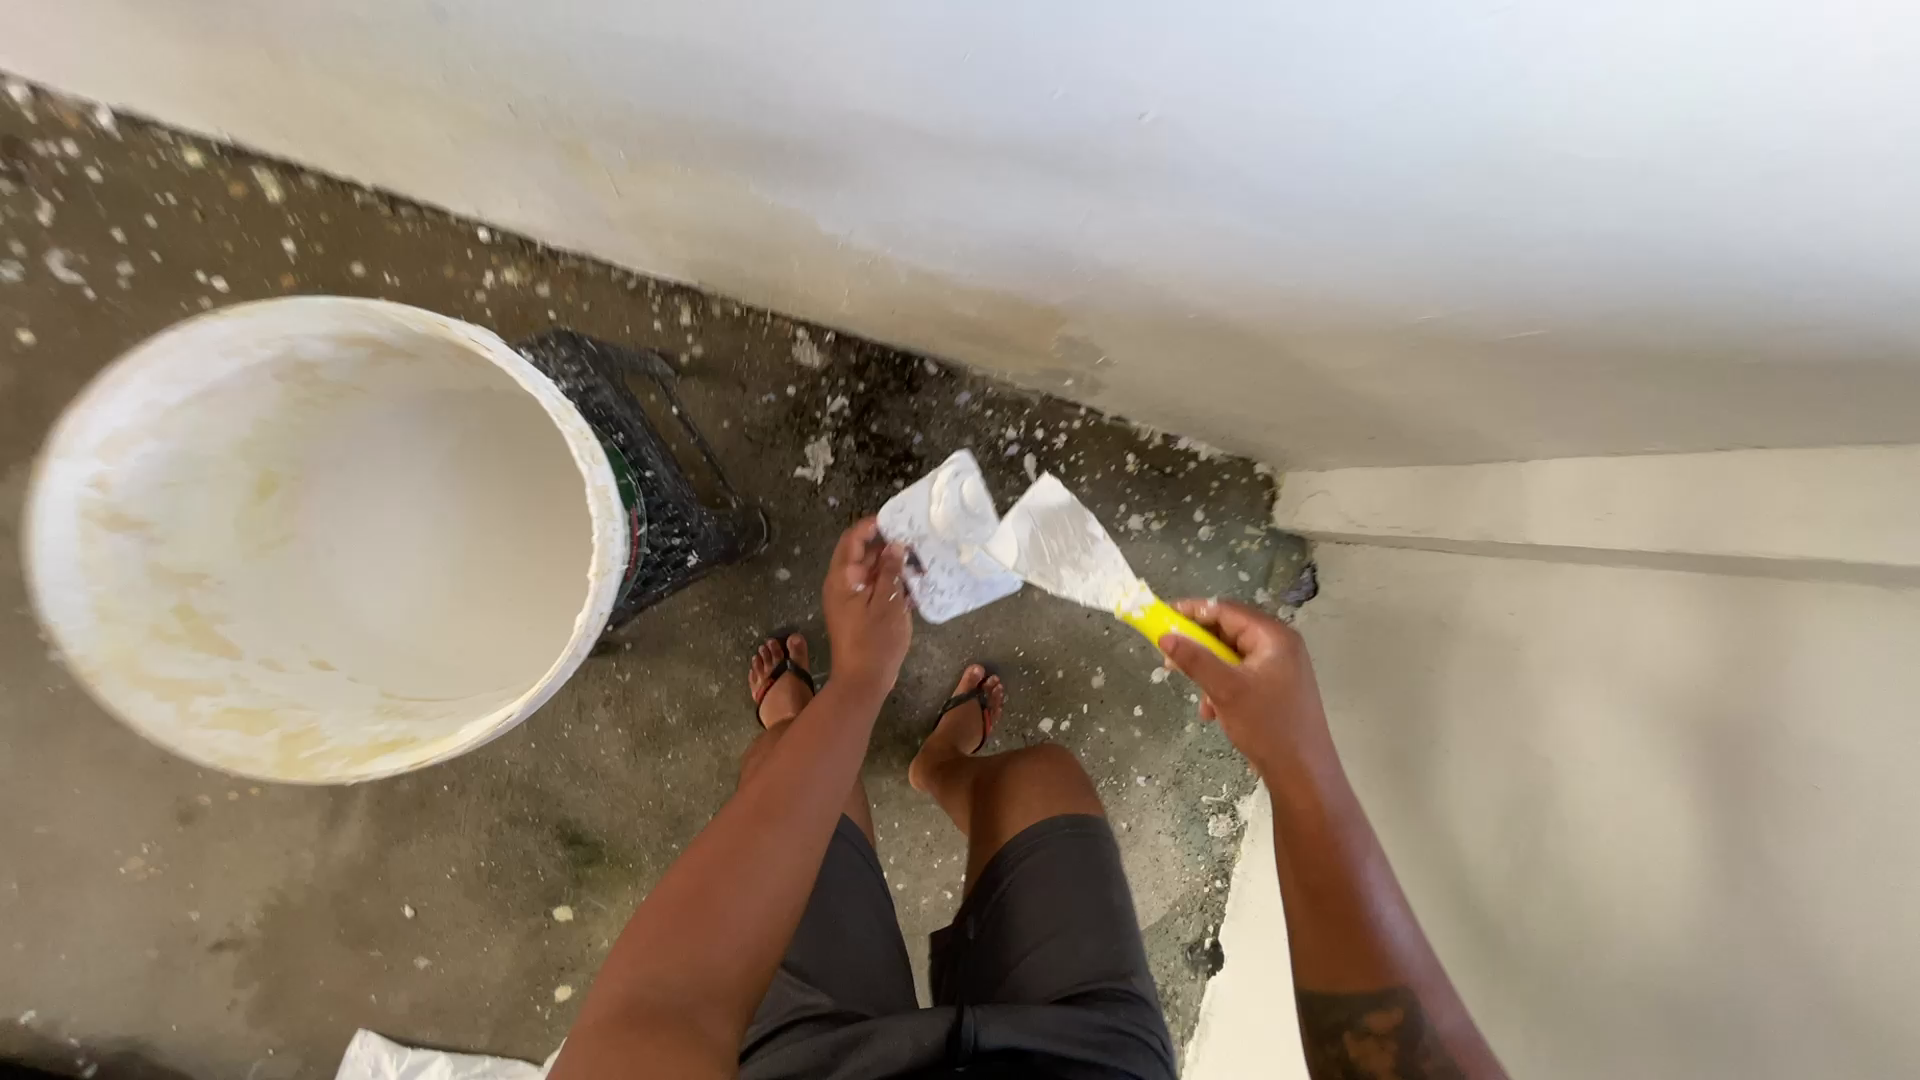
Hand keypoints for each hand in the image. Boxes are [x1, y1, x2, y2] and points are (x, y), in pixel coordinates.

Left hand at [822, 517, 912, 691]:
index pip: (852, 539)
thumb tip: (894, 545)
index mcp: (842, 578)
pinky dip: (891, 586)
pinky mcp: (859, 614)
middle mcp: (842, 585)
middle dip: (887, 547)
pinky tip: (914, 587)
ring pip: (870, 573)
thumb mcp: (888, 602)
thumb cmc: (874, 642)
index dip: (872, 526)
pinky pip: (874, 590)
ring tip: (920, 563)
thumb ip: (890, 571)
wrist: (862, 682)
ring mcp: (849, 600)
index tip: (896, 520)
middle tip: (915, 542)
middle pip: (862, 555)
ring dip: (892, 568)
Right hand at [1157, 598, 1333, 775]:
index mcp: (1274, 637)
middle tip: (1170, 657)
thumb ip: (1194, 659)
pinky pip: (1240, 675)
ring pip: (1231, 656)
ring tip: (1197, 694)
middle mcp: (1279, 646)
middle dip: (1199, 647)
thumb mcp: (1225, 689)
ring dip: (1208, 671)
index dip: (1192, 612)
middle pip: (1228, 632)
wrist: (1303, 774)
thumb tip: (1164, 636)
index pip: (1226, 611)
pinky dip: (1221, 687)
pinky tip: (1213, 711)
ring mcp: (1279, 668)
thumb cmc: (1267, 725)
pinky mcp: (1276, 688)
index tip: (1163, 618)